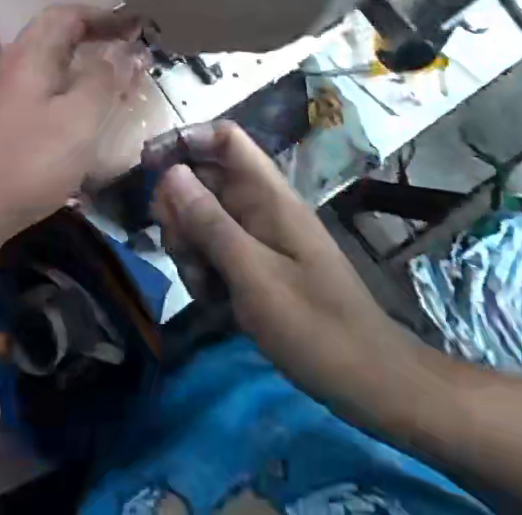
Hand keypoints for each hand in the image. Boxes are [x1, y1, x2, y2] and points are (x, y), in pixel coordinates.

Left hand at [0, 5, 144, 255]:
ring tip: (109, 85)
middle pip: (53, 38)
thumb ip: (102, 82)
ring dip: (79, 68)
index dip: (103, 15)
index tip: (136, 26)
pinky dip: (63, 93)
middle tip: (128, 51)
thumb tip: (118, 54)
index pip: (66, 15)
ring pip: (44, 68)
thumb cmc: (25, 163)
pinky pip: (36, 93)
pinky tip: (75, 121)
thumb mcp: (78, 121)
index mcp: (28, 55)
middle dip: (93, 38)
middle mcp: (8, 67)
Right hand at [149, 121, 423, 404]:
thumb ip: (209, 222)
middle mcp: (261, 207)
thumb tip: (170, 172)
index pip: (225, 139)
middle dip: (178, 207)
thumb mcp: (253, 275)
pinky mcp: (256, 266)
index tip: (149, 164)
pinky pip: (215, 251)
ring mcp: (259, 237)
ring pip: (203, 218)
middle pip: (204, 180)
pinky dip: (203, 269)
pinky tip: (210, 300)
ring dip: (188, 245)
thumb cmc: (315, 325)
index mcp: (268, 195)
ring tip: (201, 284)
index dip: (186, 140)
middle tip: (177, 247)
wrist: (371, 382)